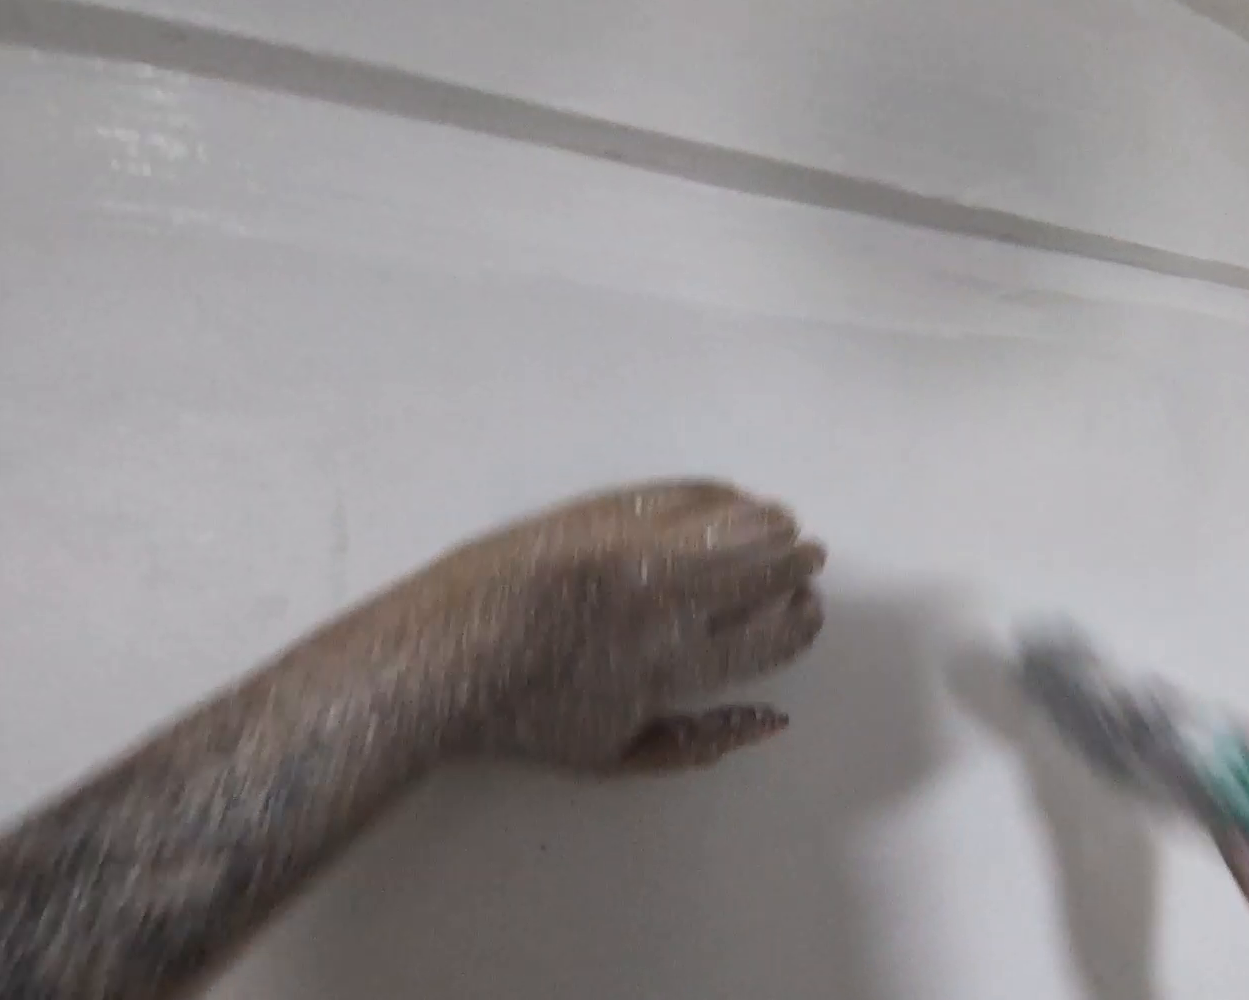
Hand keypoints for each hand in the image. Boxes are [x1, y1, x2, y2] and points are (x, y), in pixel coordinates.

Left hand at [392, 479, 825, 774]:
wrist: (440, 652)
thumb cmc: (528, 715)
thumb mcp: (614, 756)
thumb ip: (703, 742)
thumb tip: (776, 719)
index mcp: (678, 666)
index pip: (774, 636)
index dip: (803, 619)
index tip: (808, 608)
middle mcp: (675, 603)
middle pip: (769, 573)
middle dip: (799, 564)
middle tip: (807, 558)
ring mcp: (644, 549)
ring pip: (742, 525)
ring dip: (775, 525)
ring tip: (784, 523)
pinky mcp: (613, 510)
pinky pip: (692, 493)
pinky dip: (724, 495)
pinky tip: (735, 498)